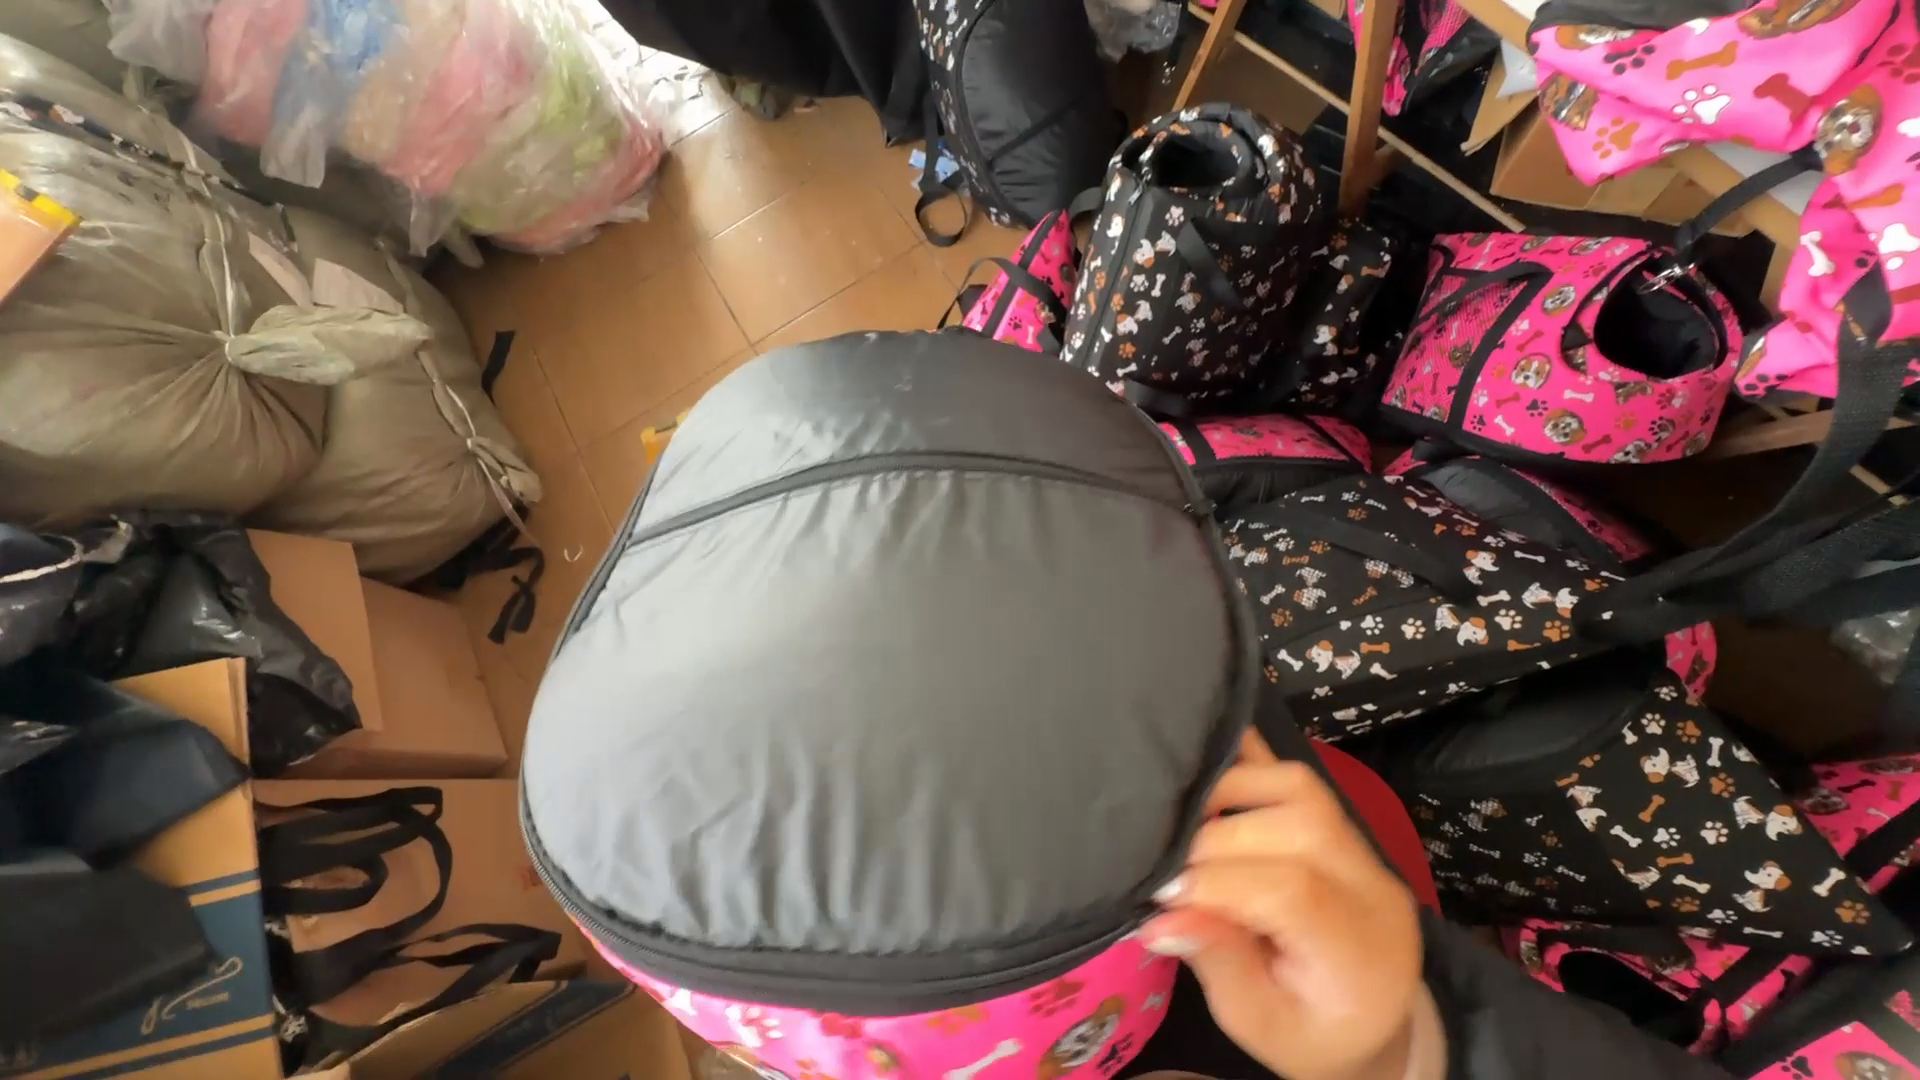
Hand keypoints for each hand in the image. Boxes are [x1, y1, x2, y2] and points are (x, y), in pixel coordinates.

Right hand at [1140, 734, 1440, 1079]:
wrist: (1368, 1019)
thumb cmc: (1309, 1031)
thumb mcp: (1258, 1023)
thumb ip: (1216, 962)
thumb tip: (1157, 916)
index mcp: (1359, 951)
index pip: (1294, 891)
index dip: (1221, 882)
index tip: (1164, 893)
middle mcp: (1370, 886)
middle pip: (1298, 828)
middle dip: (1216, 840)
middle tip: (1167, 865)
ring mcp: (1359, 846)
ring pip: (1299, 787)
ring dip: (1232, 792)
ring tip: (1187, 821)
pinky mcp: (1338, 821)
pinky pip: (1296, 775)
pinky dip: (1250, 761)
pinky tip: (1207, 758)